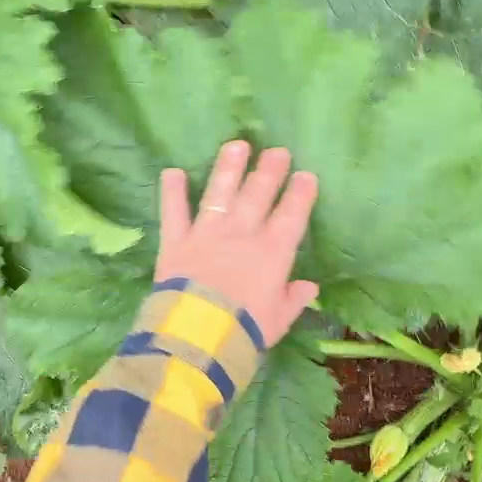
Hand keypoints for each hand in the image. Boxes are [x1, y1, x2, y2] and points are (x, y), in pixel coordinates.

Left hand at [155, 140, 319, 345]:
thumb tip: (309, 287)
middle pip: (258, 194)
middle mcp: (242, 234)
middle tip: (277, 151)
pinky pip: (173, 212)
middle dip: (269, 170)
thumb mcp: (278, 321)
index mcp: (272, 253)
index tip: (306, 175)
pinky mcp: (176, 242)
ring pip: (220, 192)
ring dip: (229, 167)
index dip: (300, 194)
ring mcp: (207, 234)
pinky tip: (172, 172)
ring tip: (237, 145)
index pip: (291, 215)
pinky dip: (172, 192)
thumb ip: (293, 300)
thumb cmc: (245, 331)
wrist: (199, 336)